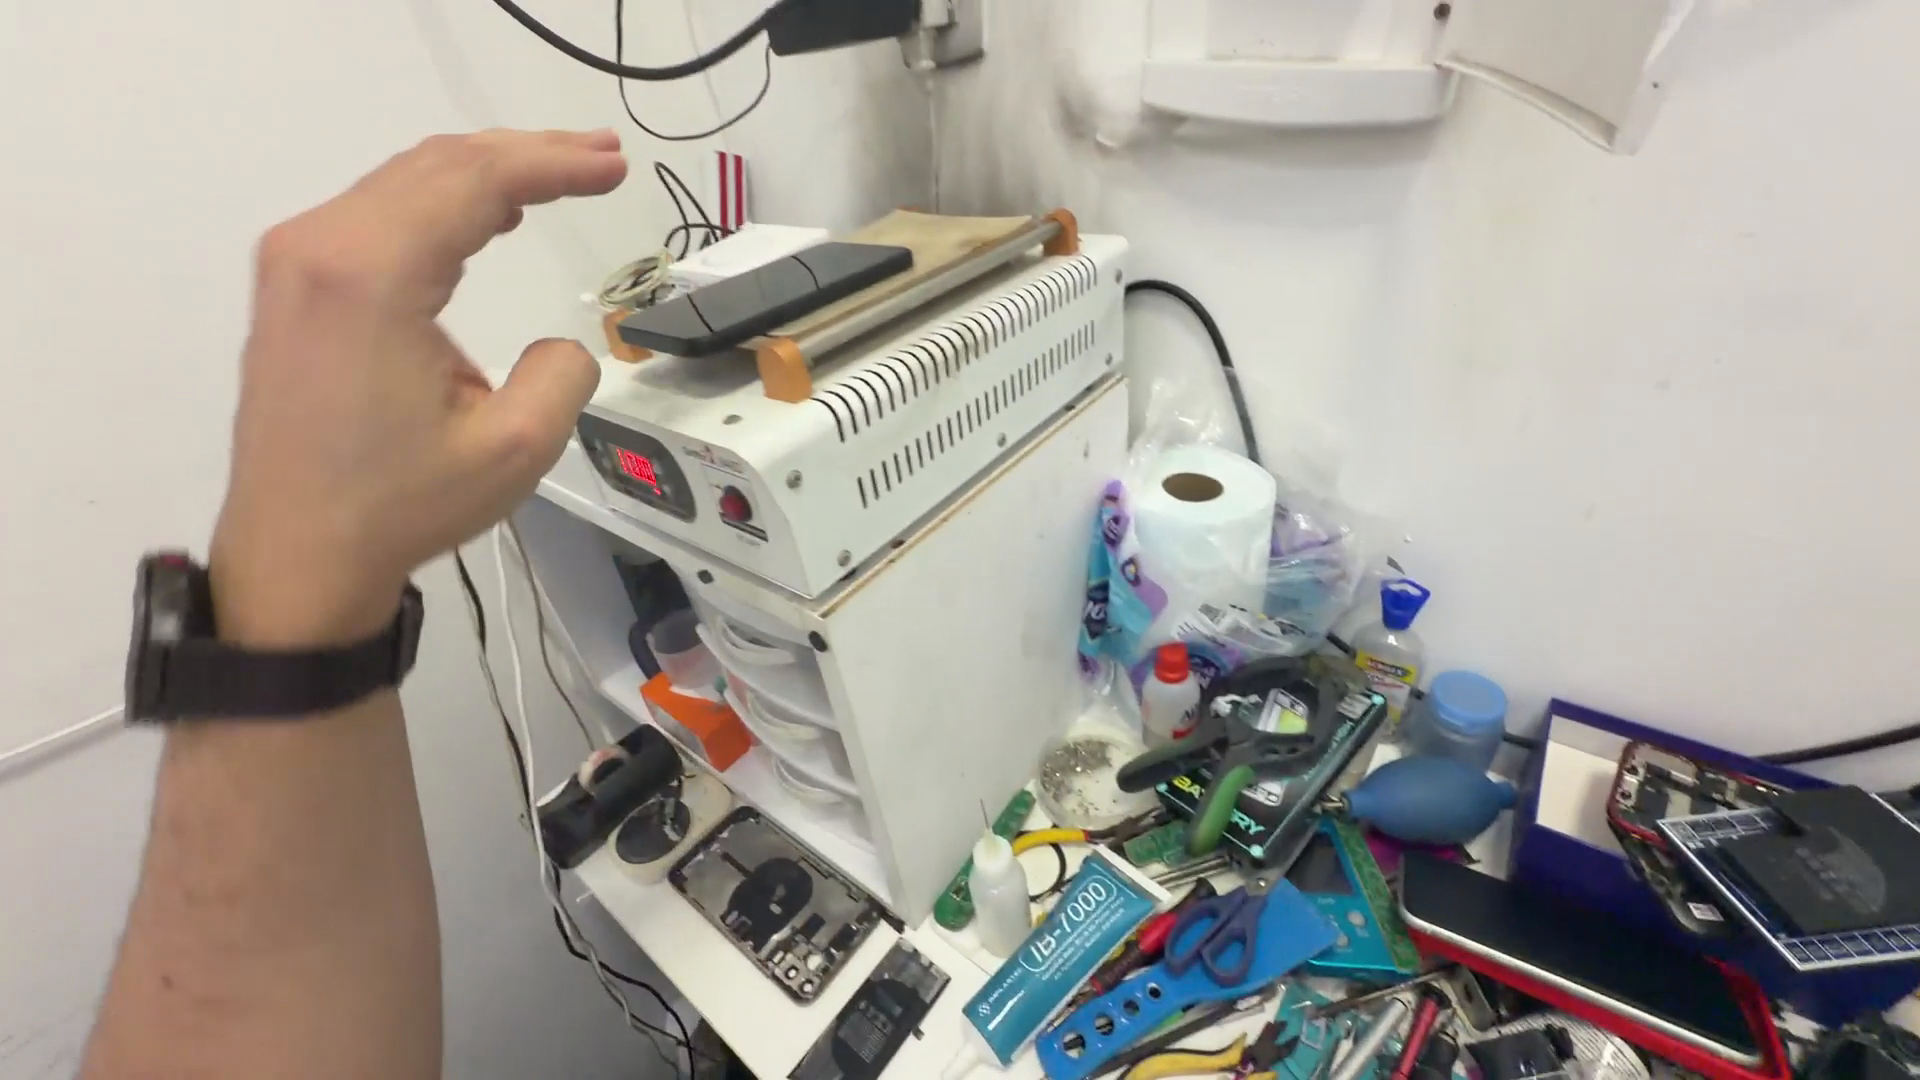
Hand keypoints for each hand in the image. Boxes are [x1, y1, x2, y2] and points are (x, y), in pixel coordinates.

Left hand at [211, 129, 628, 646]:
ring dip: (491, 172)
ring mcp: (300, 263)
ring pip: (410, 182)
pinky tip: (492, 212)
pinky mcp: (302, 287)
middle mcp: (322, 248)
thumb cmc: (405, 502)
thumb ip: (564, 375)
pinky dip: (450, 201)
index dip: (554, 166)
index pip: (472, 183)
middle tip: (604, 158)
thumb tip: (564, 343)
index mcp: (372, 277)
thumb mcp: (519, 448)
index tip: (617, 170)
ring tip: (563, 173)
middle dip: (529, 154)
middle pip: (438, 165)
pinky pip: (385, 214)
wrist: (302, 547)